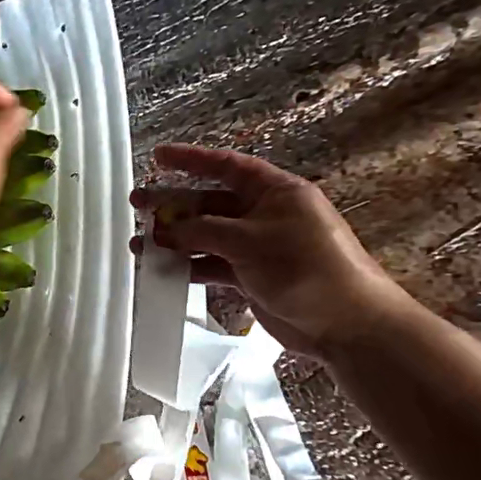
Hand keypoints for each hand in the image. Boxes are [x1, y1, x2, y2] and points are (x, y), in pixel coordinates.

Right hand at [132, 145, 416, 358]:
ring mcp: (256, 246)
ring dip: (174, 239)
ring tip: (140, 243)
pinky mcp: (250, 275)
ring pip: (205, 235)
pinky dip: (187, 266)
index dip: (191, 160)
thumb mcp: (250, 240)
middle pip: (209, 201)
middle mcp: (264, 214)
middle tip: (137, 204)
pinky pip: (210, 263)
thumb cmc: (305, 267)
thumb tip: (165, 230)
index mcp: (275, 192)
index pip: (227, 166)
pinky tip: (162, 269)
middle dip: (172, 203)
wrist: (343, 323)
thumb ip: (202, 231)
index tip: (158, 157)